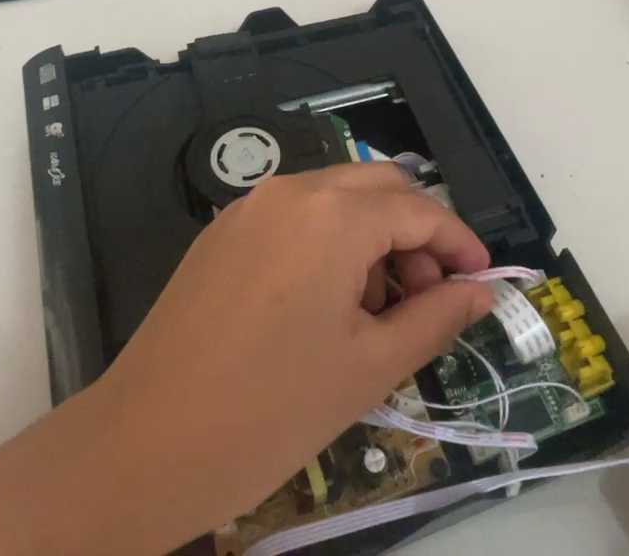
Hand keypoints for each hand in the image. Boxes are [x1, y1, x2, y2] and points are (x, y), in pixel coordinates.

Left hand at [0, 163, 493, 555]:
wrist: (147, 442)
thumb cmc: (273, 409)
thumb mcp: (371, 367)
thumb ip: (436, 318)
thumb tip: (478, 292)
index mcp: (333, 216)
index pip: (419, 209)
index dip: (459, 242)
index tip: (481, 281)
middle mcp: (290, 192)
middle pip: (377, 186)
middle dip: (416, 231)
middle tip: (429, 295)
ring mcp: (247, 209)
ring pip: (334, 197)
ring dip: (372, 234)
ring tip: (378, 308)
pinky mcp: (220, 233)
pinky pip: (293, 216)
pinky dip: (328, 240)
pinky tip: (326, 301)